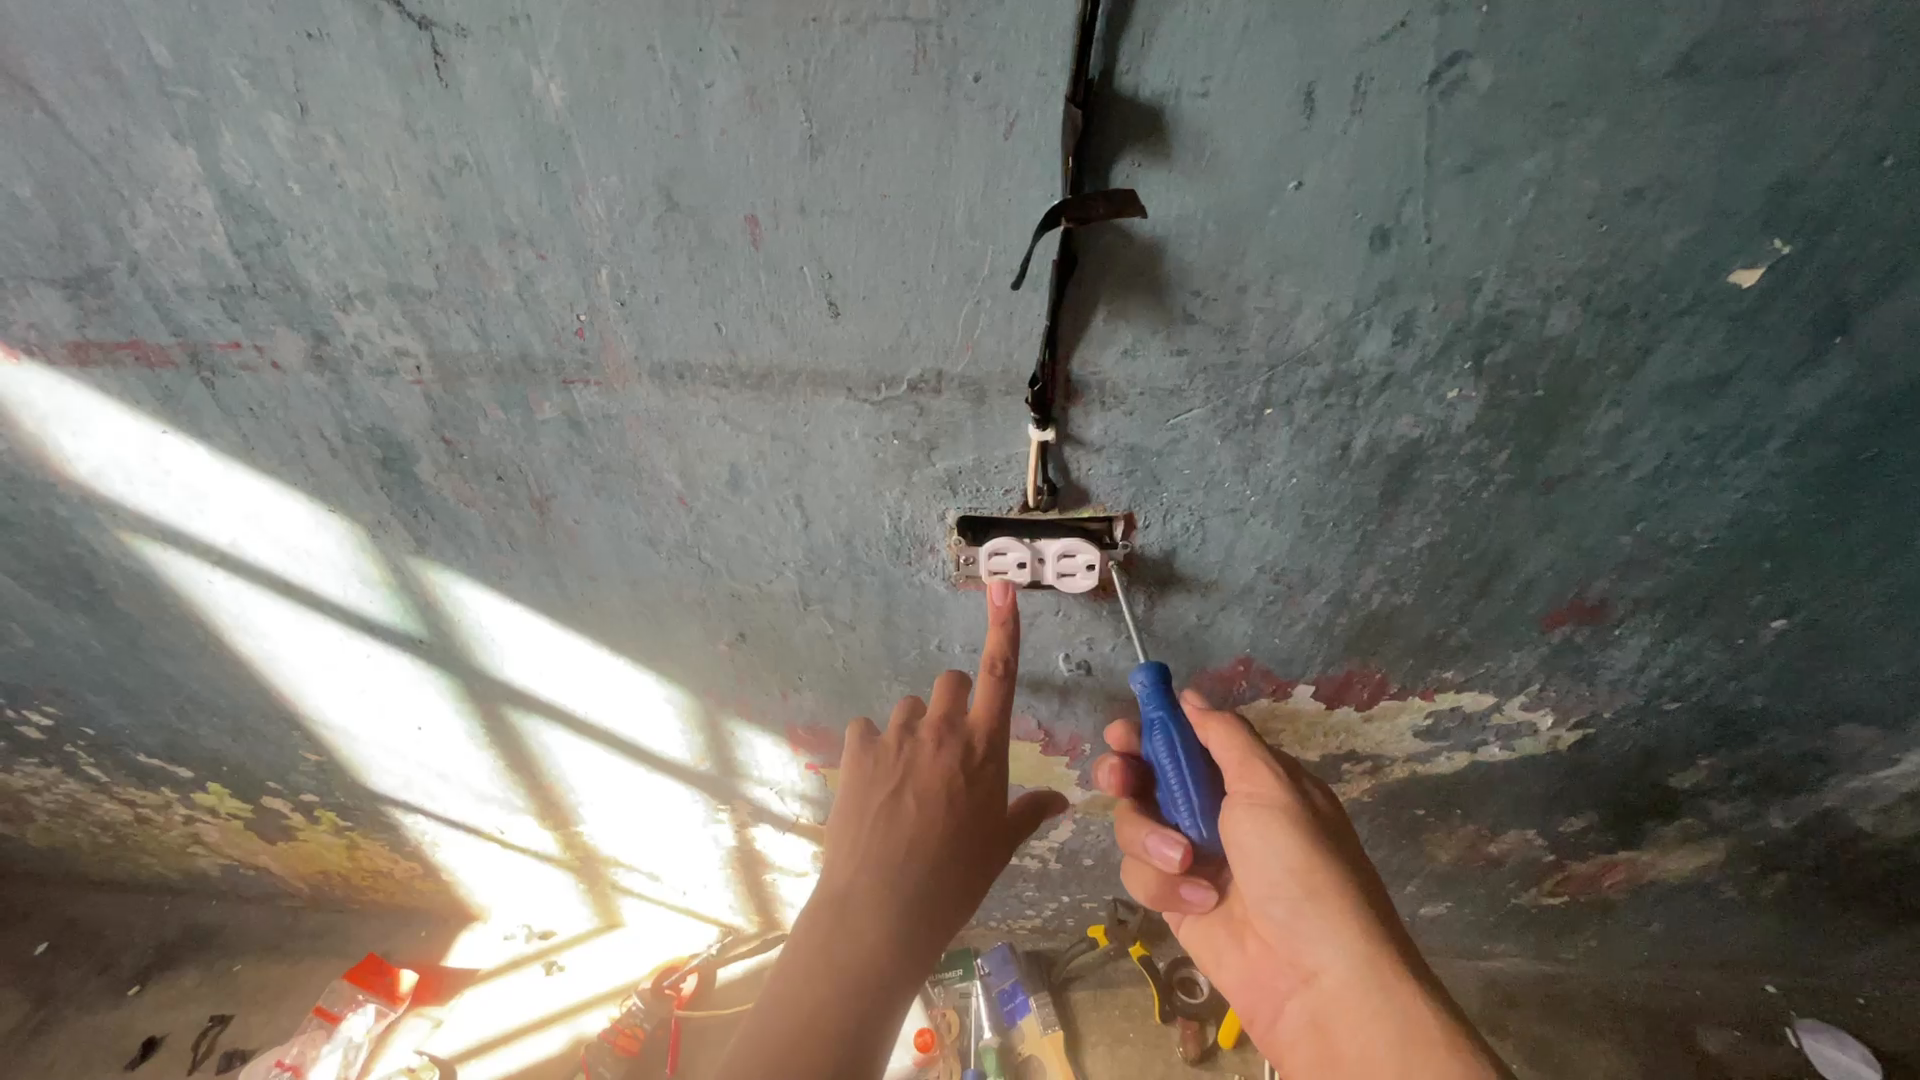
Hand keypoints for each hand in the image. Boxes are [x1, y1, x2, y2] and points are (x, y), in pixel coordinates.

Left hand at [815, 580, 1069, 961]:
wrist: (883, 908)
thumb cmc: (955, 878)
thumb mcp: (1000, 845)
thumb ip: (1030, 812)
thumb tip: (1060, 799)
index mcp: (984, 746)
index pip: (1001, 671)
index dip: (1004, 625)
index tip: (1002, 587)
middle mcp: (941, 729)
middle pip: (952, 681)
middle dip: (954, 703)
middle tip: (948, 748)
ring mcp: (896, 735)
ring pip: (909, 706)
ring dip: (913, 728)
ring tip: (907, 777)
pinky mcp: (856, 749)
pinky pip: (868, 728)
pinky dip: (874, 745)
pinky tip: (873, 782)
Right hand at [1094, 688, 1506, 1078]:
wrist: (1315, 978)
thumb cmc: (1300, 866)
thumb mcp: (1271, 786)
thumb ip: (1223, 736)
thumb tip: (1190, 696)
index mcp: (1244, 778)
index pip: (1184, 740)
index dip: (1149, 732)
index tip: (1122, 734)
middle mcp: (1213, 811)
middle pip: (1145, 777)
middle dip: (1126, 775)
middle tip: (1120, 779)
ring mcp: (1191, 855)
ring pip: (1133, 823)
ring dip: (1150, 837)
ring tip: (1184, 860)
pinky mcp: (1174, 898)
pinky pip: (1140, 872)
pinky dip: (1164, 884)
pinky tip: (1200, 901)